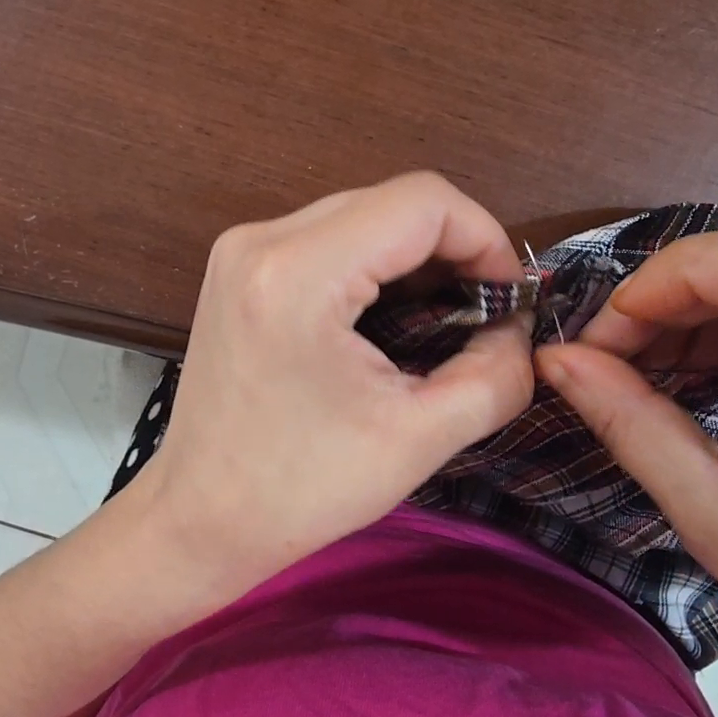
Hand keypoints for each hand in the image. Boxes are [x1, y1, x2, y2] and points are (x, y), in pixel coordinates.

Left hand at [136, 172, 534, 579]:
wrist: (200, 515)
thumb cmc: (300, 490)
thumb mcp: (419, 439)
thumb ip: (496, 375)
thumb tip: (518, 329)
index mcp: (298, 274)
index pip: (421, 202)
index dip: (484, 238)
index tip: (506, 299)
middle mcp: (259, 241)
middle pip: (389, 202)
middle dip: (451, 247)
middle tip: (480, 312)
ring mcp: (240, 250)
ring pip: (358, 214)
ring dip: (411, 256)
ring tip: (440, 318)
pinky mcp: (236, 268)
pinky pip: (324, 237)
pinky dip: (370, 263)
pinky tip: (388, 315)